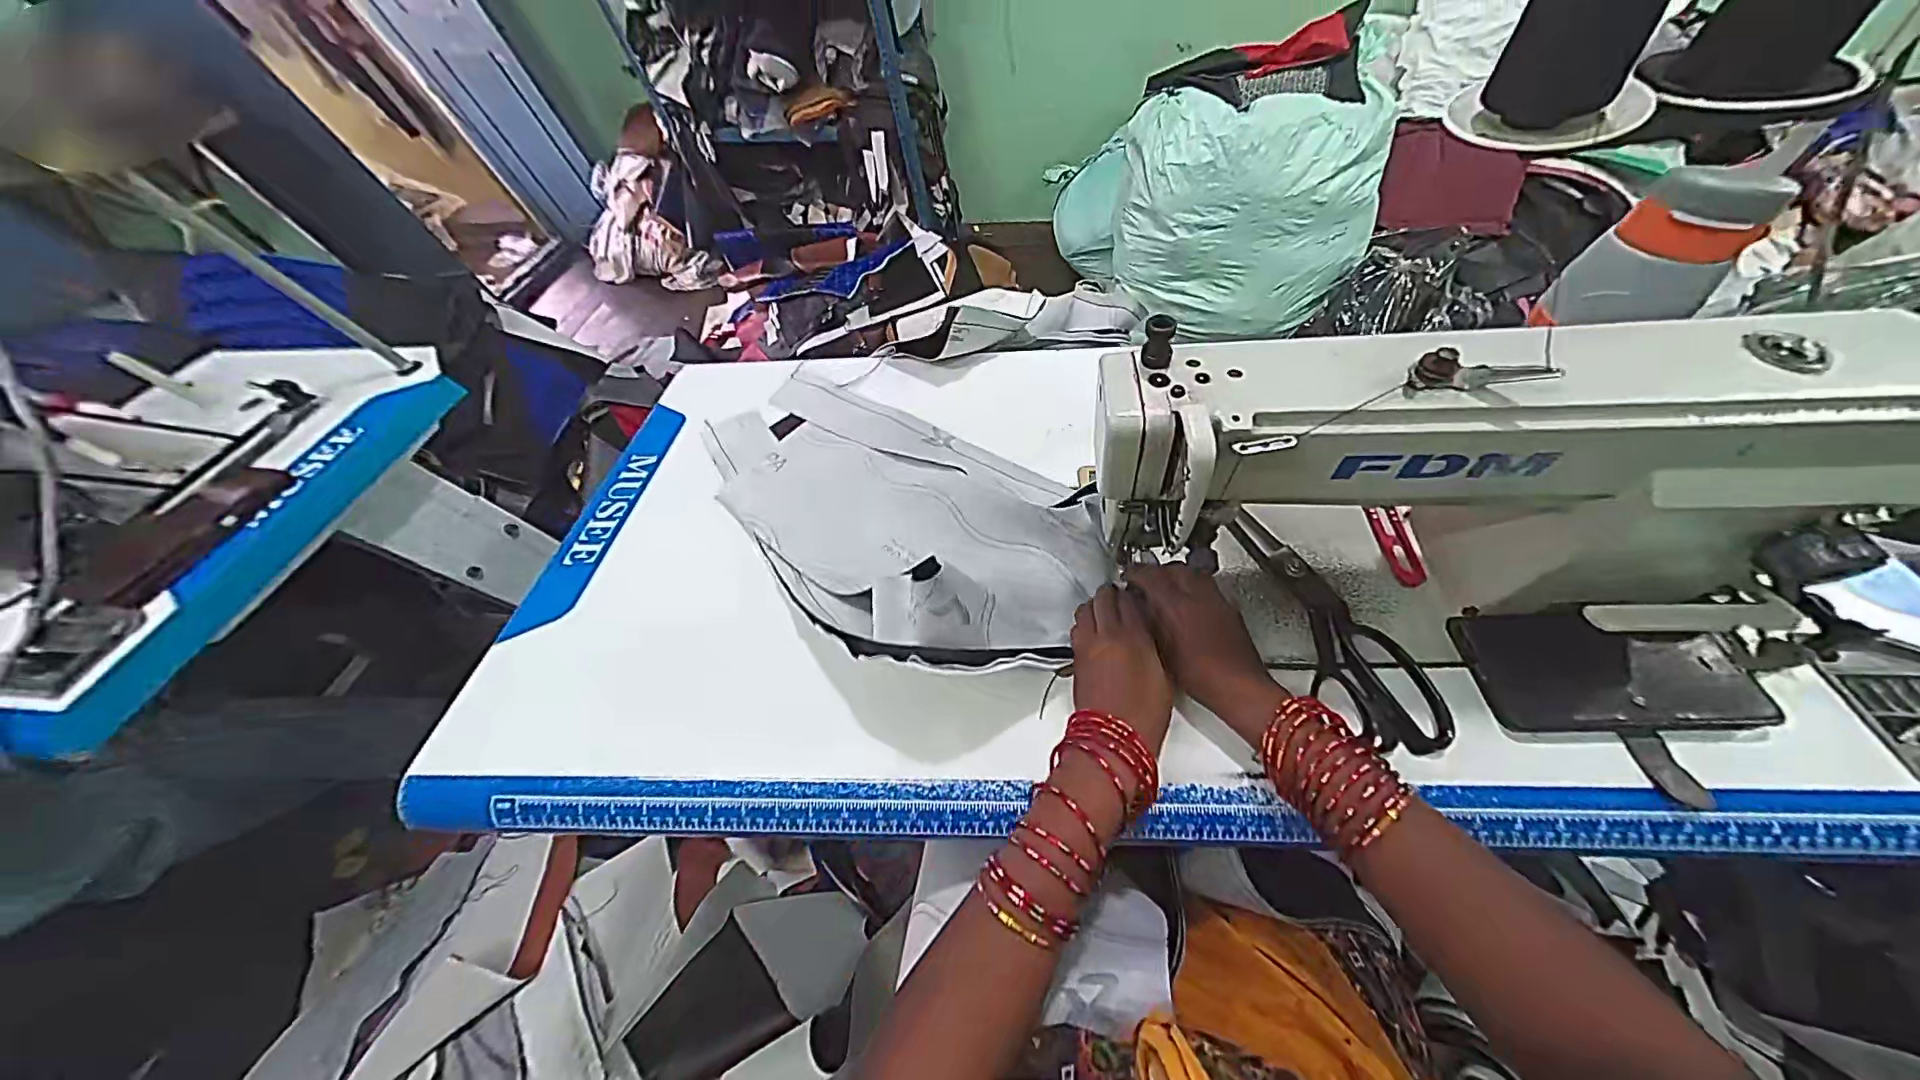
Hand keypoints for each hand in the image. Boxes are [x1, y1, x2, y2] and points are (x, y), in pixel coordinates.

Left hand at [1070, 584, 1173, 752]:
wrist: (1114, 738)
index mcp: (1134, 636)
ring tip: (1103, 611)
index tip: (1136, 594)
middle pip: (1103, 598)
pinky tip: (1093, 632)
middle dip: (1111, 594)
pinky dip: (1084, 624)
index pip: (1130, 599)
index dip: (1133, 594)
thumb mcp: (1164, 676)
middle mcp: (1107, 635)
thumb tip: (1147, 636)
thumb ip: (1153, 647)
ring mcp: (1087, 646)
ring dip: (1094, 606)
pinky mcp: (1076, 659)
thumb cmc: (1144, 715)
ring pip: (1085, 610)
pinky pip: (1078, 629)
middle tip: (1118, 596)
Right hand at [1125, 562, 1277, 720]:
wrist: (1237, 686)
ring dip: (1178, 575)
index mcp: (1175, 606)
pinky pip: (1208, 586)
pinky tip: (1191, 601)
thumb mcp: (1161, 652)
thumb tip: (1138, 612)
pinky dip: (1195, 587)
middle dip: (1157, 571)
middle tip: (1146, 580)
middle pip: (1173, 569)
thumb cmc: (1202, 677)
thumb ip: (1148, 625)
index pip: (1150, 575)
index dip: (1135, 573)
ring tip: (1168, 586)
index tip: (1129, 576)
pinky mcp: (1229, 609)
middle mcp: (1197, 597)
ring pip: (1193, 573)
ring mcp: (1217, 601)